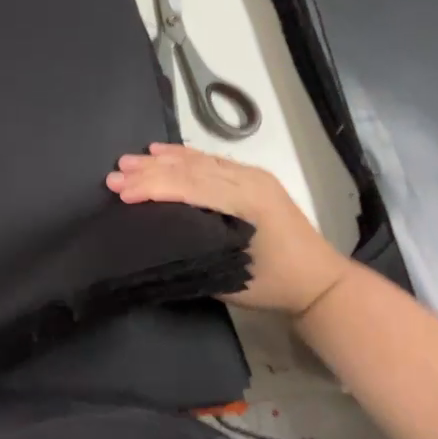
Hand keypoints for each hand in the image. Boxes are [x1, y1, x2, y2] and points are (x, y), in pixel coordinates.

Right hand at [106, 144, 350, 315]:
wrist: (323, 284)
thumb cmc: (276, 287)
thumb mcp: (231, 280)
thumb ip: (194, 255)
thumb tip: (153, 242)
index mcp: (249, 204)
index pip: (192, 187)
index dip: (154, 187)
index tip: (121, 193)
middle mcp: (250, 182)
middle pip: (190, 169)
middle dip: (148, 172)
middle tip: (113, 177)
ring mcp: (252, 176)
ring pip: (197, 161)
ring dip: (159, 161)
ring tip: (126, 162)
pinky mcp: (252, 178)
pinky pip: (210, 160)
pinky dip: (181, 156)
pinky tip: (158, 151)